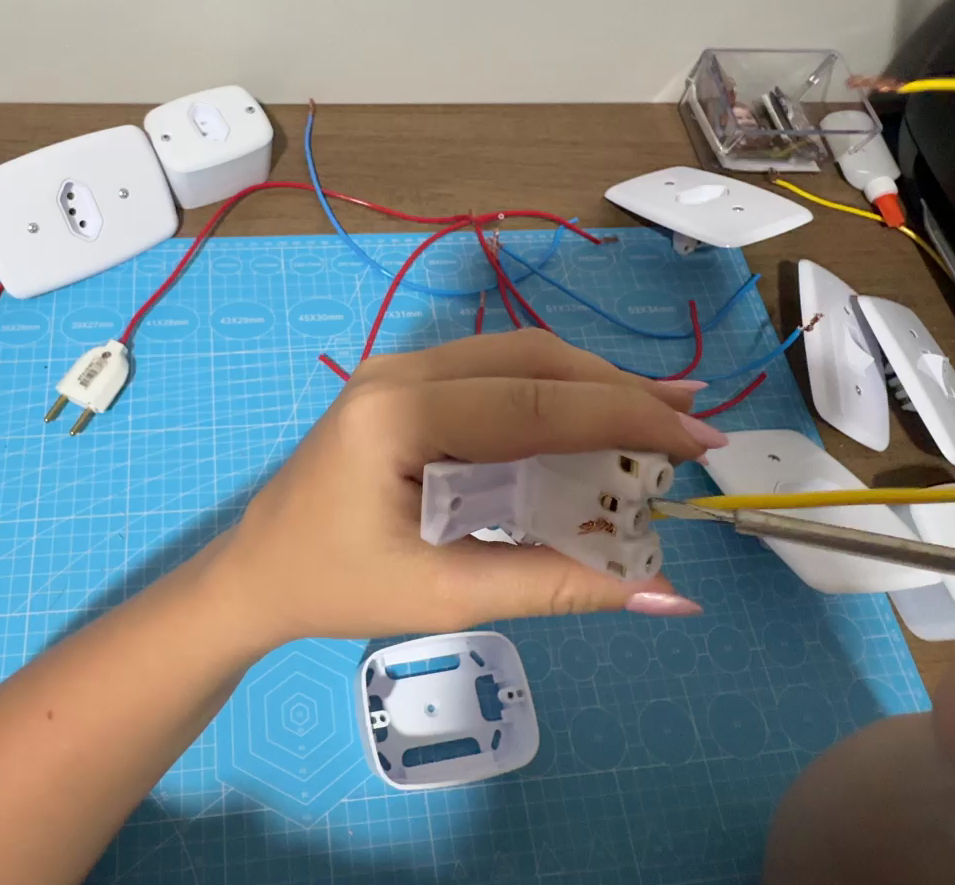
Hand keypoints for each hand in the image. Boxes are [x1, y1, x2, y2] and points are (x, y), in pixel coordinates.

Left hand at [201, 328, 727, 651]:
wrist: (255, 573)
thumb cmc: (334, 587)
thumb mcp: (444, 595)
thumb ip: (555, 585)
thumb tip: (668, 598)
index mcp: (399, 414)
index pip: (533, 402)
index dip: (624, 415)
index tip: (699, 439)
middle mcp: (397, 371)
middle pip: (527, 359)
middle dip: (613, 389)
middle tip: (688, 423)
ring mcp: (393, 371)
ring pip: (510, 356)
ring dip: (583, 384)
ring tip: (654, 414)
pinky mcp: (396, 385)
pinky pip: (486, 373)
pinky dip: (543, 394)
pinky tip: (581, 417)